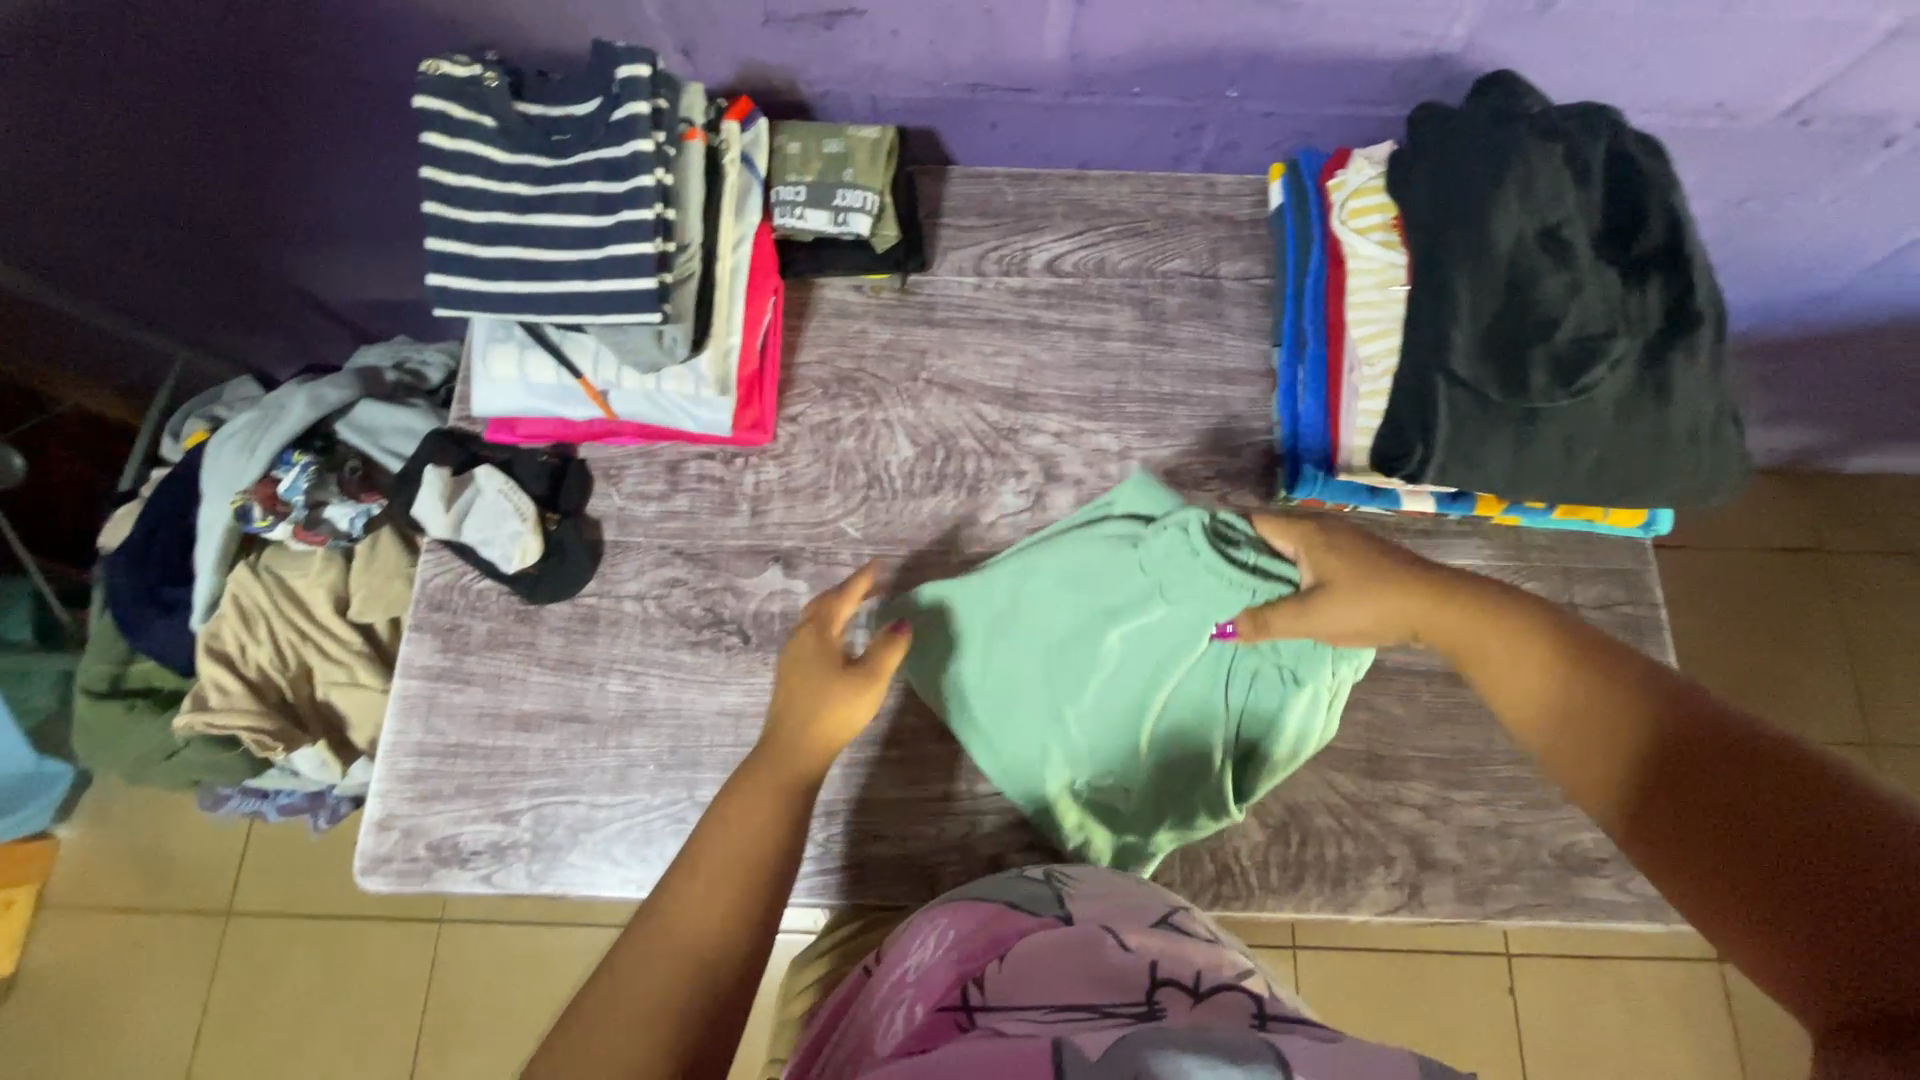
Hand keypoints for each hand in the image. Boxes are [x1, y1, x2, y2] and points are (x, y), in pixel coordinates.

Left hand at [756, 562, 913, 781]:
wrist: (792, 751)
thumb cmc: (834, 711)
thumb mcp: (870, 679)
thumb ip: (889, 648)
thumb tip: (902, 622)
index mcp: (819, 632)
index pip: (844, 596)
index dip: (863, 580)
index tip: (879, 565)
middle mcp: (801, 637)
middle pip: (824, 604)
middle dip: (847, 591)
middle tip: (871, 585)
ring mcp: (791, 656)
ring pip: (814, 620)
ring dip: (836, 608)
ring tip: (857, 608)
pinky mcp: (790, 674)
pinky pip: (811, 636)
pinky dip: (828, 626)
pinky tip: (839, 643)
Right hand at [1223, 514, 1464, 647]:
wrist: (1440, 607)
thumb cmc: (1369, 604)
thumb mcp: (1310, 618)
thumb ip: (1265, 622)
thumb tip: (1222, 629)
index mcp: (1305, 532)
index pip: (1251, 521)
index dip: (1224, 532)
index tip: (1199, 549)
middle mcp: (1322, 528)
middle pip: (1270, 532)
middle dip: (1242, 551)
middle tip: (1212, 573)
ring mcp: (1344, 541)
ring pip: (1292, 546)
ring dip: (1269, 562)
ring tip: (1241, 586)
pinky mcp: (1359, 558)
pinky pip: (1311, 556)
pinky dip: (1292, 570)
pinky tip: (1286, 592)